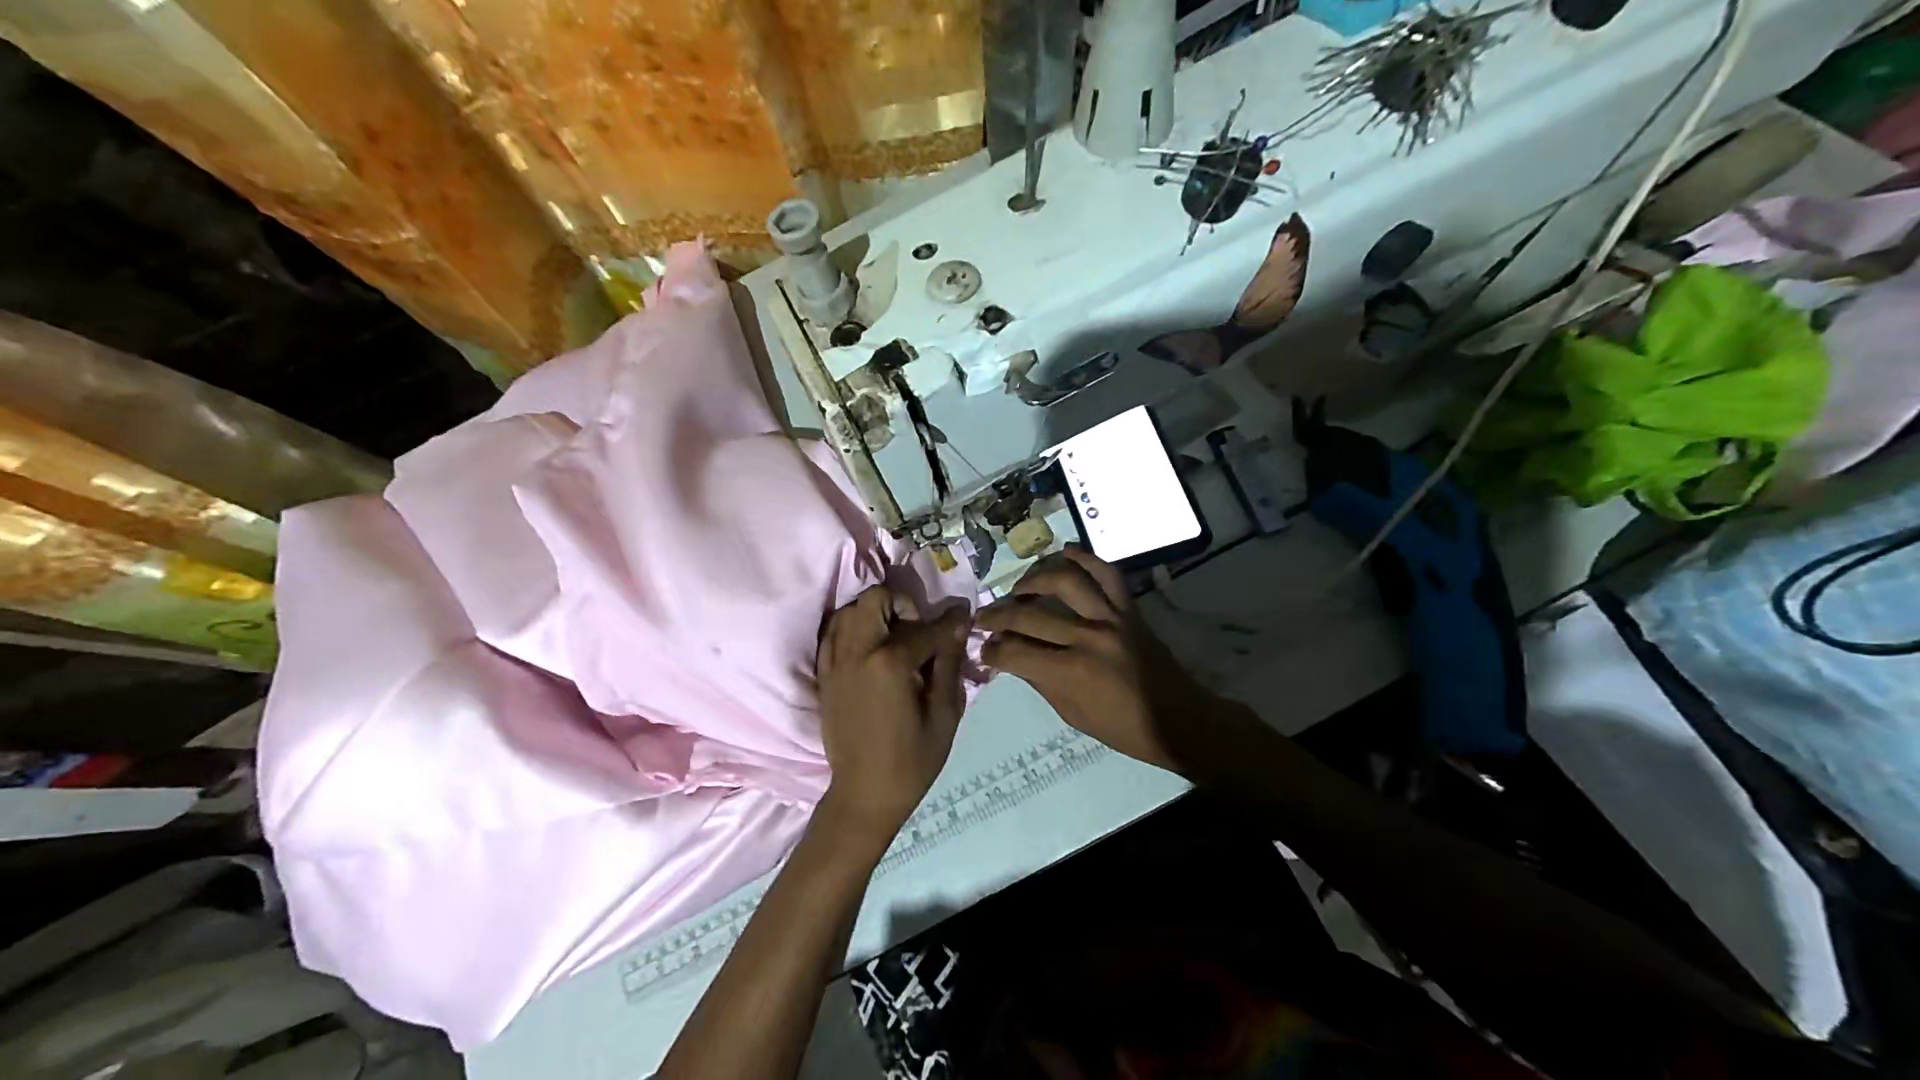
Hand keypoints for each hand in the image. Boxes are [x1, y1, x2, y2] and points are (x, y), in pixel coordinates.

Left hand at [816, 587, 970, 842]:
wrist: (864, 793)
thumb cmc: (913, 760)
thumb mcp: (944, 713)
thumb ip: (949, 661)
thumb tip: (957, 623)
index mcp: (891, 662)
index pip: (926, 627)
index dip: (950, 621)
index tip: (962, 616)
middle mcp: (857, 651)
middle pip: (876, 597)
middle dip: (902, 605)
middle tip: (917, 631)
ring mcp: (834, 660)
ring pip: (851, 609)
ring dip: (876, 614)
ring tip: (894, 640)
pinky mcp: (823, 673)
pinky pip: (833, 631)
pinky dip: (853, 628)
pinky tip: (871, 650)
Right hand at [978, 548, 1217, 773]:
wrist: (1177, 718)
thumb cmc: (1121, 727)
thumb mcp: (1071, 713)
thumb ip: (1037, 679)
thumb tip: (1007, 655)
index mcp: (1071, 673)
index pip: (1014, 652)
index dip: (992, 650)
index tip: (982, 647)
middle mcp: (1088, 638)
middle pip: (1029, 616)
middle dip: (997, 616)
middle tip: (984, 617)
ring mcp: (1111, 618)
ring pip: (1064, 581)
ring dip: (1033, 580)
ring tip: (1019, 589)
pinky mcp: (1130, 608)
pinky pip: (1106, 573)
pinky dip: (1084, 558)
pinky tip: (1064, 554)